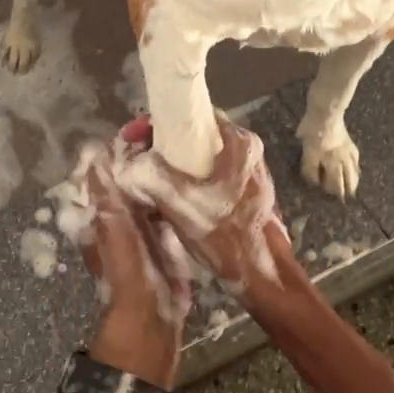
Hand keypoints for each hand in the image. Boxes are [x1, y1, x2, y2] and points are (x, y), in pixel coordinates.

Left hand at [74, 130, 190, 386]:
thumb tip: (96, 157)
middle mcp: (122, 222)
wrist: (152, 331)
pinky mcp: (167, 246)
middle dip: (148, 157)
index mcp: (104, 218)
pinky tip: (198, 184)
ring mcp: (145, 234)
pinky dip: (179, 196)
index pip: (109, 173)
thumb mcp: (116, 241)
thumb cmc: (130, 284)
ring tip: (188, 150)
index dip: (123, 149)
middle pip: (132, 180)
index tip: (146, 127)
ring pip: (152, 194)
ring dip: (165, 174)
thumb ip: (108, 202)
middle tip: (175, 134)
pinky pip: (171, 213)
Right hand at [109, 116, 294, 297]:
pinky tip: (167, 200)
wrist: (266, 277)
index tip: (132, 138)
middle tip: (134, 160)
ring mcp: (248, 174)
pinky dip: (187, 183)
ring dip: (172, 167)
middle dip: (161, 147)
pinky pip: (209, 178)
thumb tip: (127, 161)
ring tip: (144, 180)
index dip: (158, 124)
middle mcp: (246, 151)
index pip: (192, 115)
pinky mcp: (246, 194)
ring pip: (200, 159)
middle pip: (195, 137)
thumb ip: (151, 175)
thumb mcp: (181, 203)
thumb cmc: (227, 235)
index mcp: (238, 143)